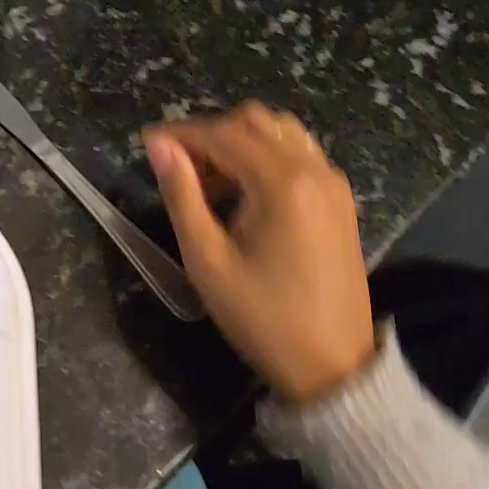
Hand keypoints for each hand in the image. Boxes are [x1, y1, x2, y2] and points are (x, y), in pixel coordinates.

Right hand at [144, 101, 375, 401]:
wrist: (333, 366)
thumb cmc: (262, 317)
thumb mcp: (207, 260)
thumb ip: (181, 194)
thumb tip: (159, 146)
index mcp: (281, 182)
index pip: (222, 134)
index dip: (181, 134)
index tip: (148, 145)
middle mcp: (313, 169)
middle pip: (254, 121)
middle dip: (210, 135)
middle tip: (181, 172)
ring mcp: (332, 183)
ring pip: (280, 132)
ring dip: (240, 142)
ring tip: (212, 183)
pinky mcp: (340, 200)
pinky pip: (299, 154)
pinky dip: (266, 156)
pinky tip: (245, 194)